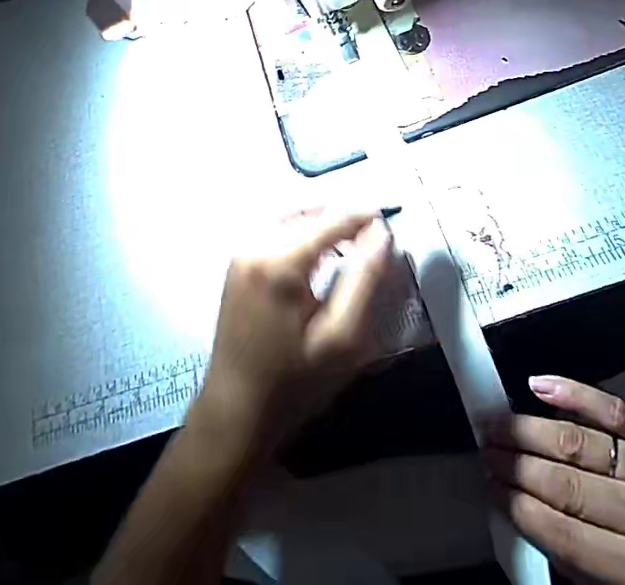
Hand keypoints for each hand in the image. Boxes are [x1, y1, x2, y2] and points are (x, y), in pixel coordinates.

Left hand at [188, 208, 397, 456]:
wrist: (234, 412)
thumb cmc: (293, 383)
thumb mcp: (341, 338)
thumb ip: (364, 279)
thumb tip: (381, 234)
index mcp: (278, 260)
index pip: (329, 219)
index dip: (362, 216)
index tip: (390, 219)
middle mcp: (254, 245)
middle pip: (307, 212)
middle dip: (341, 216)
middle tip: (374, 232)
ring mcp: (240, 253)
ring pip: (287, 217)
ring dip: (319, 220)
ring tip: (351, 239)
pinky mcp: (236, 265)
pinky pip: (272, 231)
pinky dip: (299, 230)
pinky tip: (318, 251)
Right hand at [485, 377, 624, 584]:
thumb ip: (598, 572)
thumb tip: (532, 525)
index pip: (570, 537)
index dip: (522, 512)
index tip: (489, 492)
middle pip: (570, 486)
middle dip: (516, 468)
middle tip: (482, 454)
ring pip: (583, 444)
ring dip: (530, 432)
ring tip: (494, 427)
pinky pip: (617, 409)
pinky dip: (575, 393)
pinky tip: (538, 385)